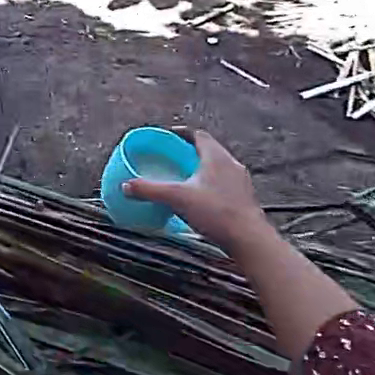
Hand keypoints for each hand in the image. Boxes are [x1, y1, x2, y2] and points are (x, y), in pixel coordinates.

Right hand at [121, 130, 274, 251]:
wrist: (249, 240)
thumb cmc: (216, 212)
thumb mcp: (177, 198)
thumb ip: (150, 190)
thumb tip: (126, 186)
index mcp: (216, 157)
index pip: (198, 136)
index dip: (182, 134)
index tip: (168, 136)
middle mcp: (231, 165)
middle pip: (208, 150)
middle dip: (188, 152)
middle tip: (171, 158)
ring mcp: (240, 182)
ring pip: (216, 168)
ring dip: (200, 169)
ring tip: (182, 178)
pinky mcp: (243, 199)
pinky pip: (222, 184)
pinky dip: (208, 185)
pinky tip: (197, 199)